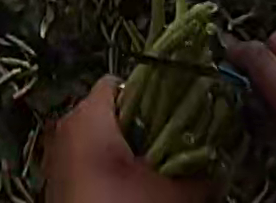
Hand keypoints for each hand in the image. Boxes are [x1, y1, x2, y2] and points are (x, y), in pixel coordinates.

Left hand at [45, 78, 208, 202]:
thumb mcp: (166, 195)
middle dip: (140, 130)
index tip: (170, 116)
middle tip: (168, 152)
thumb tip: (216, 173)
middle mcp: (68, 125)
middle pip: (108, 111)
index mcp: (89, 116)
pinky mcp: (58, 175)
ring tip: (152, 174)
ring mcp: (59, 150)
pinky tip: (129, 188)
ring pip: (97, 136)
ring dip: (125, 151)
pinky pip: (85, 157)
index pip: (116, 84)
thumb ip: (194, 179)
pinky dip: (107, 166)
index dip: (145, 95)